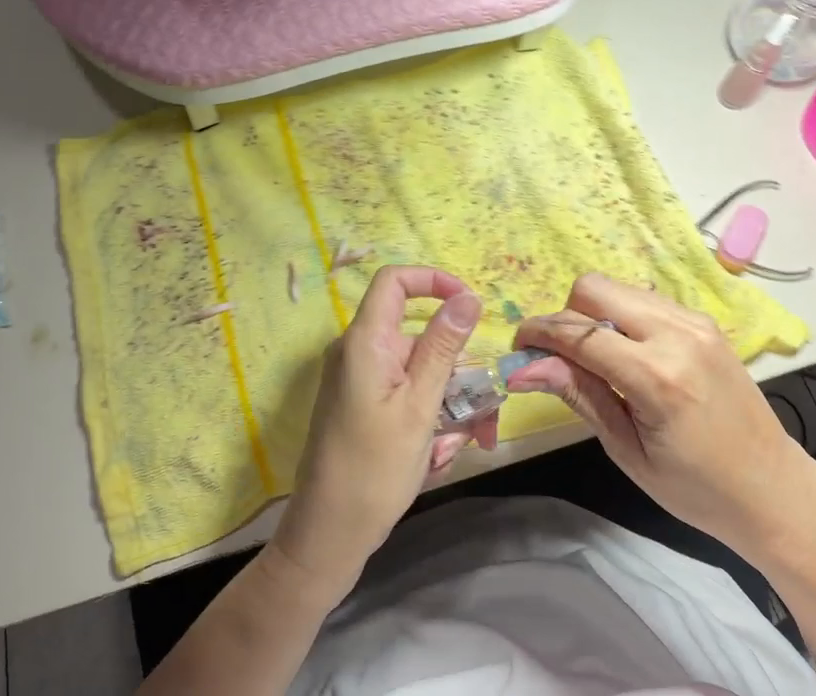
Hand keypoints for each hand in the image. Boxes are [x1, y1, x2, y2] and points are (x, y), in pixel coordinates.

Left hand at [272, 266, 490, 591]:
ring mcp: (360, 381)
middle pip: (419, 336)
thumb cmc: (374, 468)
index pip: (395, 281)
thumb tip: (467, 297)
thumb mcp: (420, 406)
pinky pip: (406, 395)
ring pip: (420, 372)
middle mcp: (358, 353)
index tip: (471, 305)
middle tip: (487, 415)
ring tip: (464, 447)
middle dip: (458, 370)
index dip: (433, 281)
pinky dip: (430, 418)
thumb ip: (443, 347)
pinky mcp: (363, 406)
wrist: (328, 533)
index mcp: (365, 342)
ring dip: (450, 403)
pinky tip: (439, 456)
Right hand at [505, 274, 815, 547]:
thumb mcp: (627, 450)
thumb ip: (580, 394)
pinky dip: (624, 315)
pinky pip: (647, 299)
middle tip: (562, 356)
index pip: (578, 332)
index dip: (539, 334)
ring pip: (620, 287)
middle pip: (595, 288)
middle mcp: (677, 335)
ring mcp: (696, 322)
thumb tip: (525, 367)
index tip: (520, 349)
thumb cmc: (696, 488)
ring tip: (597, 359)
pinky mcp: (706, 322)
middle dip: (567, 315)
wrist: (772, 488)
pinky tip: (629, 353)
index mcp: (656, 376)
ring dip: (596, 313)